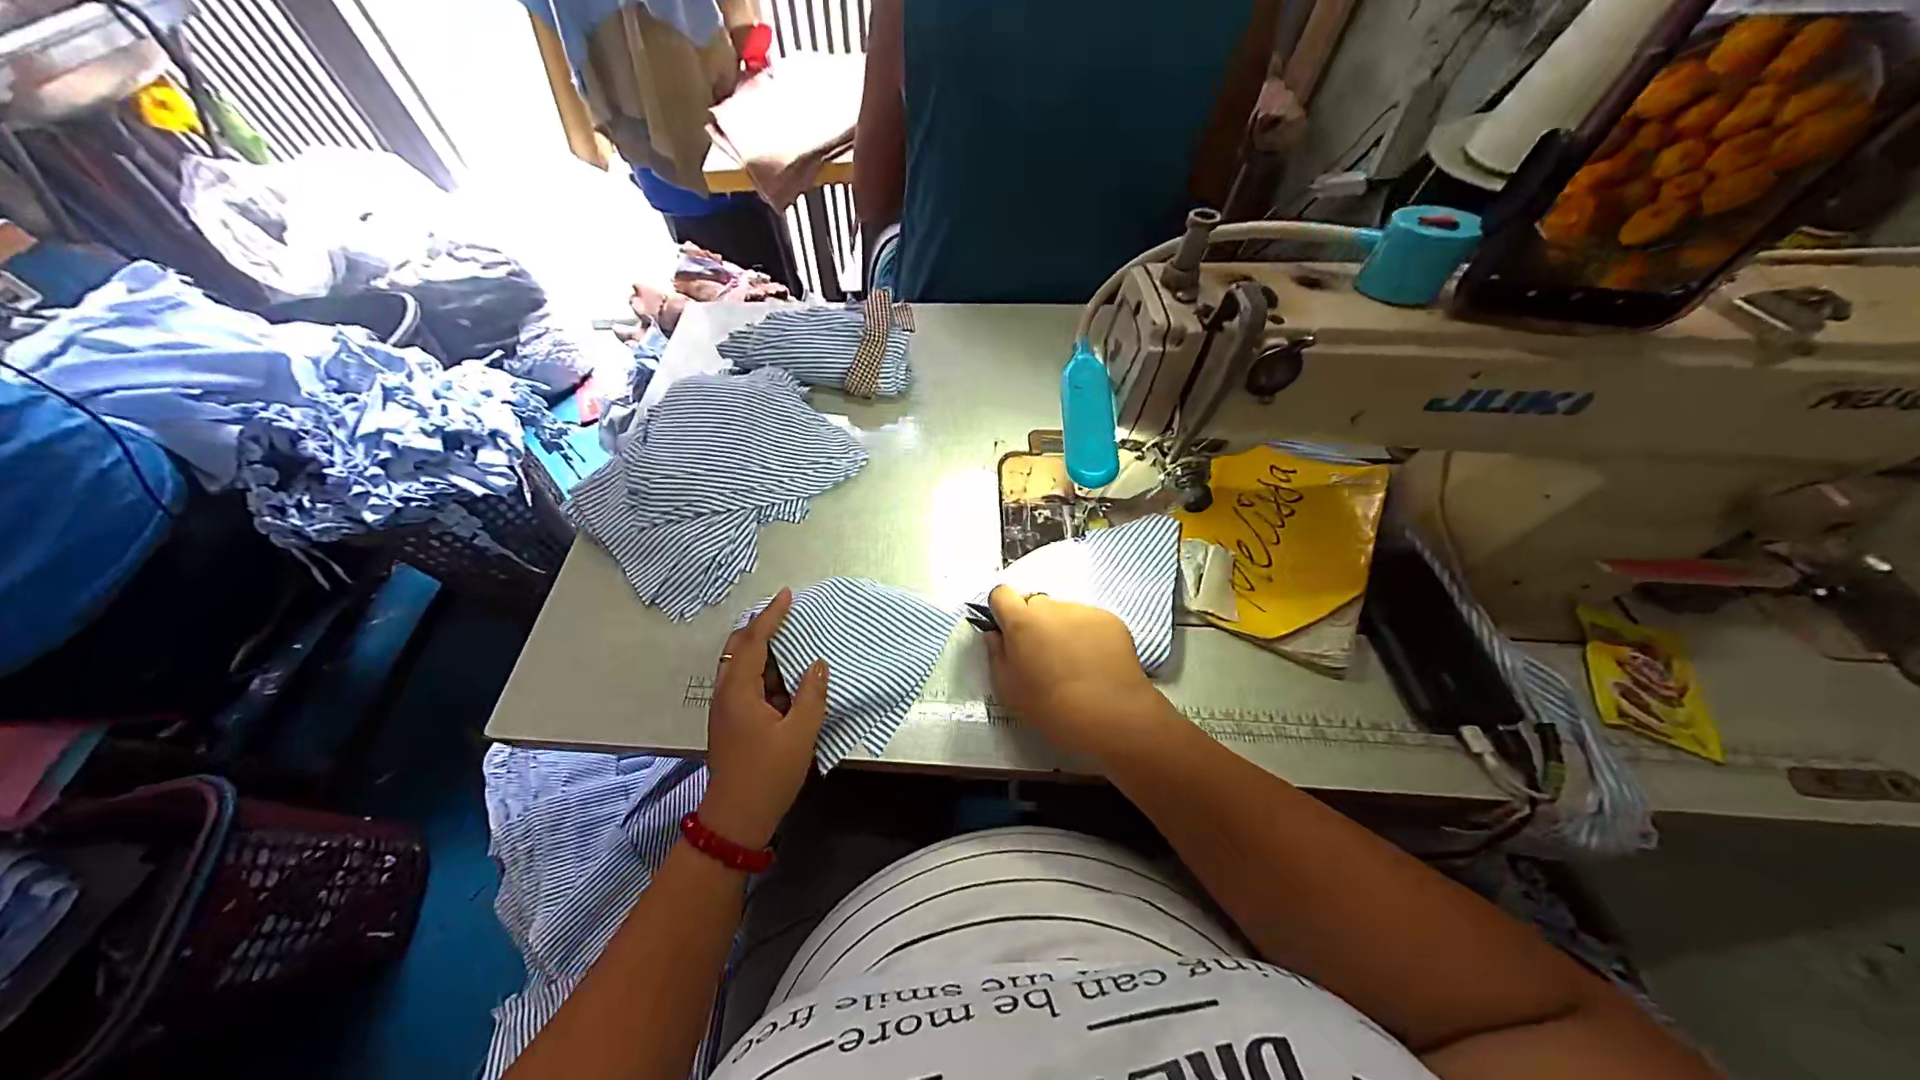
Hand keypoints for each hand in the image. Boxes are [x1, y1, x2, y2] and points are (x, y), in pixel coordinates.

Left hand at [701, 589, 827, 848]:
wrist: (736, 817)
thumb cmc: (768, 774)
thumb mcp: (800, 733)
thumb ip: (811, 694)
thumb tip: (817, 664)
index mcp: (739, 691)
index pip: (754, 642)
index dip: (771, 616)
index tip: (786, 595)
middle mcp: (725, 694)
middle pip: (739, 648)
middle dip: (761, 626)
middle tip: (785, 612)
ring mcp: (724, 709)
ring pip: (740, 666)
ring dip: (763, 649)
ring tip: (789, 640)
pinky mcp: (730, 722)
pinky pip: (744, 683)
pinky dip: (763, 671)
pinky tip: (785, 679)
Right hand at [984, 585, 1173, 758]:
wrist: (1109, 715)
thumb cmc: (1050, 706)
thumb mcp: (1009, 688)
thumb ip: (997, 654)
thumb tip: (995, 634)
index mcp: (1021, 622)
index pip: (1002, 594)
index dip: (1003, 610)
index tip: (1009, 631)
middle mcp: (1051, 608)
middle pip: (1035, 604)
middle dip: (1035, 622)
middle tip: (1043, 654)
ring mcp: (1083, 611)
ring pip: (1064, 613)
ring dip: (1063, 629)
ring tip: (1074, 663)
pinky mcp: (1109, 619)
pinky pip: (1090, 621)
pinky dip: (1088, 635)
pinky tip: (1095, 663)